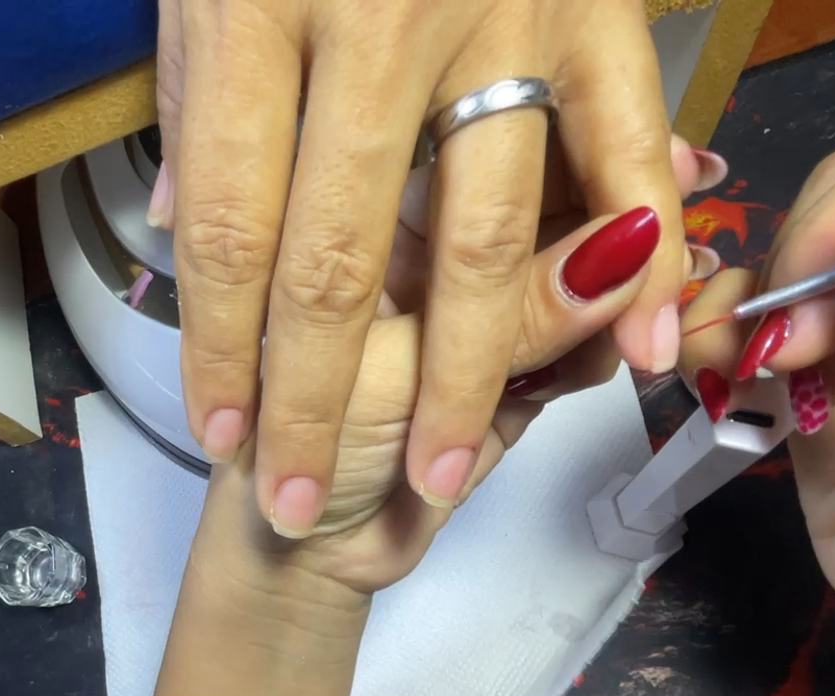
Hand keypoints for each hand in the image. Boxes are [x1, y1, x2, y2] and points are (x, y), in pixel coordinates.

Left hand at [156, 0, 691, 538]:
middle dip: (312, 408)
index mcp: (257, 3)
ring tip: (430, 482)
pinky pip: (626, 151)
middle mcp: (378, 19)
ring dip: (455, 384)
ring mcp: (501, 13)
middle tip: (296, 506)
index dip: (222, 352)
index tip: (223, 438)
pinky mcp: (598, 3)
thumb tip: (193, 234)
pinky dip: (640, 259)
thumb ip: (196, 110)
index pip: (233, 233)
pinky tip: (641, 357)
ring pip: (478, 245)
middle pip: (336, 268)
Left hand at [209, 196, 669, 597]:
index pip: (485, 165)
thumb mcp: (394, 374)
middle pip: (543, 215)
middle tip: (681, 237)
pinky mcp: (505, 377)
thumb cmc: (297, 451)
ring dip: (613, 298)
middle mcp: (431, 258)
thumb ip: (505, 320)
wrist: (304, 556)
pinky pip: (572, 349)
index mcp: (375, 226)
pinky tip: (619, 356)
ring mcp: (472, 318)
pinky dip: (598, 351)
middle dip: (612, 229)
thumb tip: (627, 243)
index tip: (655, 166)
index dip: (573, 160)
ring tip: (644, 319)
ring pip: (571, 283)